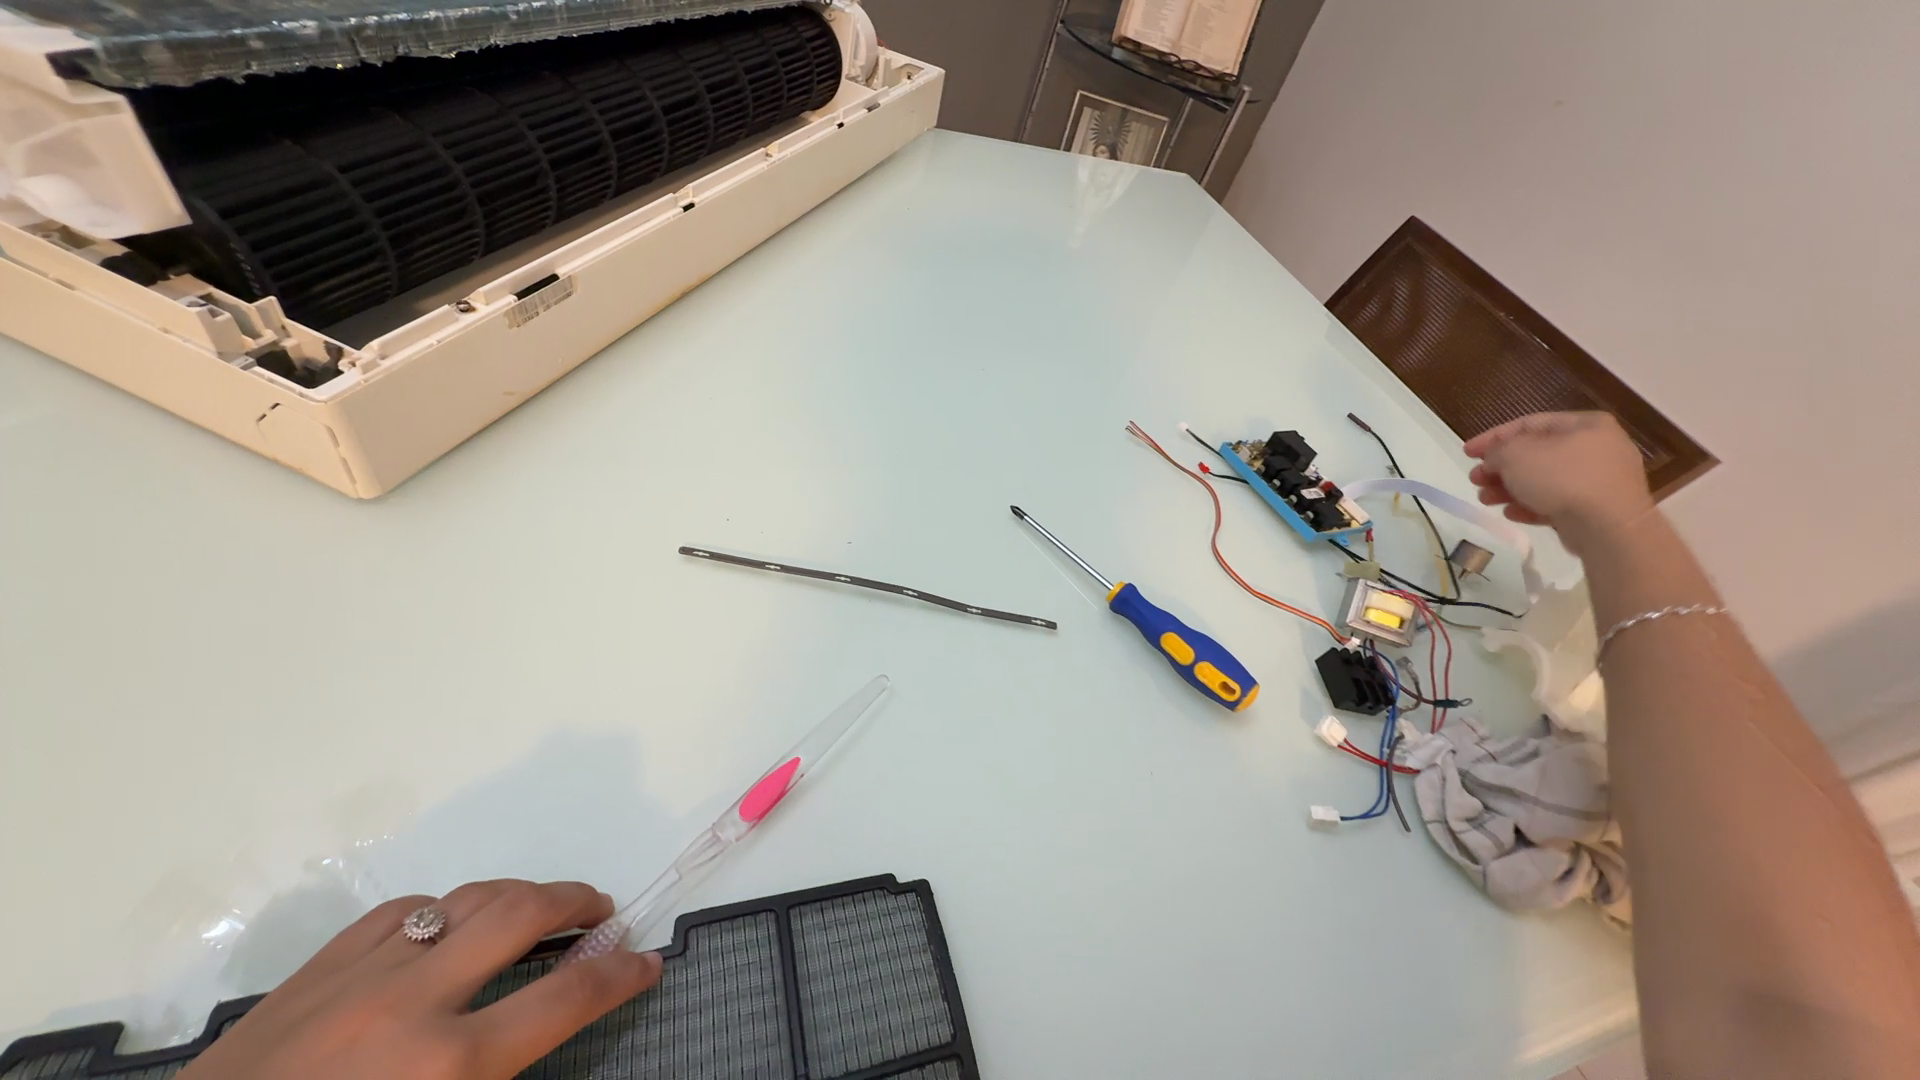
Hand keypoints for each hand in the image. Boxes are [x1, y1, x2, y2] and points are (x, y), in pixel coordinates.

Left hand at [180, 880, 661, 1079]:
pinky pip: (403, 911)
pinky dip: (445, 910)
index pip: (566, 1000)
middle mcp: (415, 1003)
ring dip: (519, 896)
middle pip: (524, 913)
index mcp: (446, 1067)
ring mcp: (362, 974)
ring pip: (467, 898)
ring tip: (540, 908)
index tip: (646, 960)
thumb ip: (491, 1077)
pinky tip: (448, 926)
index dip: (619, 975)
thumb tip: (539, 1029)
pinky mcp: (317, 968)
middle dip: (578, 902)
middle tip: (602, 911)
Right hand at [1463, 411, 1653, 547]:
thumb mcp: (1516, 455)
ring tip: (1486, 501)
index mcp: (1584, 424)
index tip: (1466, 453)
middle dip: (1499, 468)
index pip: (1528, 424)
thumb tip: (1494, 458)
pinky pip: (1557, 501)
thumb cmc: (1561, 478)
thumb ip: (1496, 450)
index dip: (1491, 437)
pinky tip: (1511, 514)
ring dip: (1509, 489)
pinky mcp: (1597, 507)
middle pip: (1534, 454)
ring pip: (1543, 479)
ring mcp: (1600, 479)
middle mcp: (1596, 446)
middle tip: (1475, 480)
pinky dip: (1531, 505)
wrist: (1608, 527)